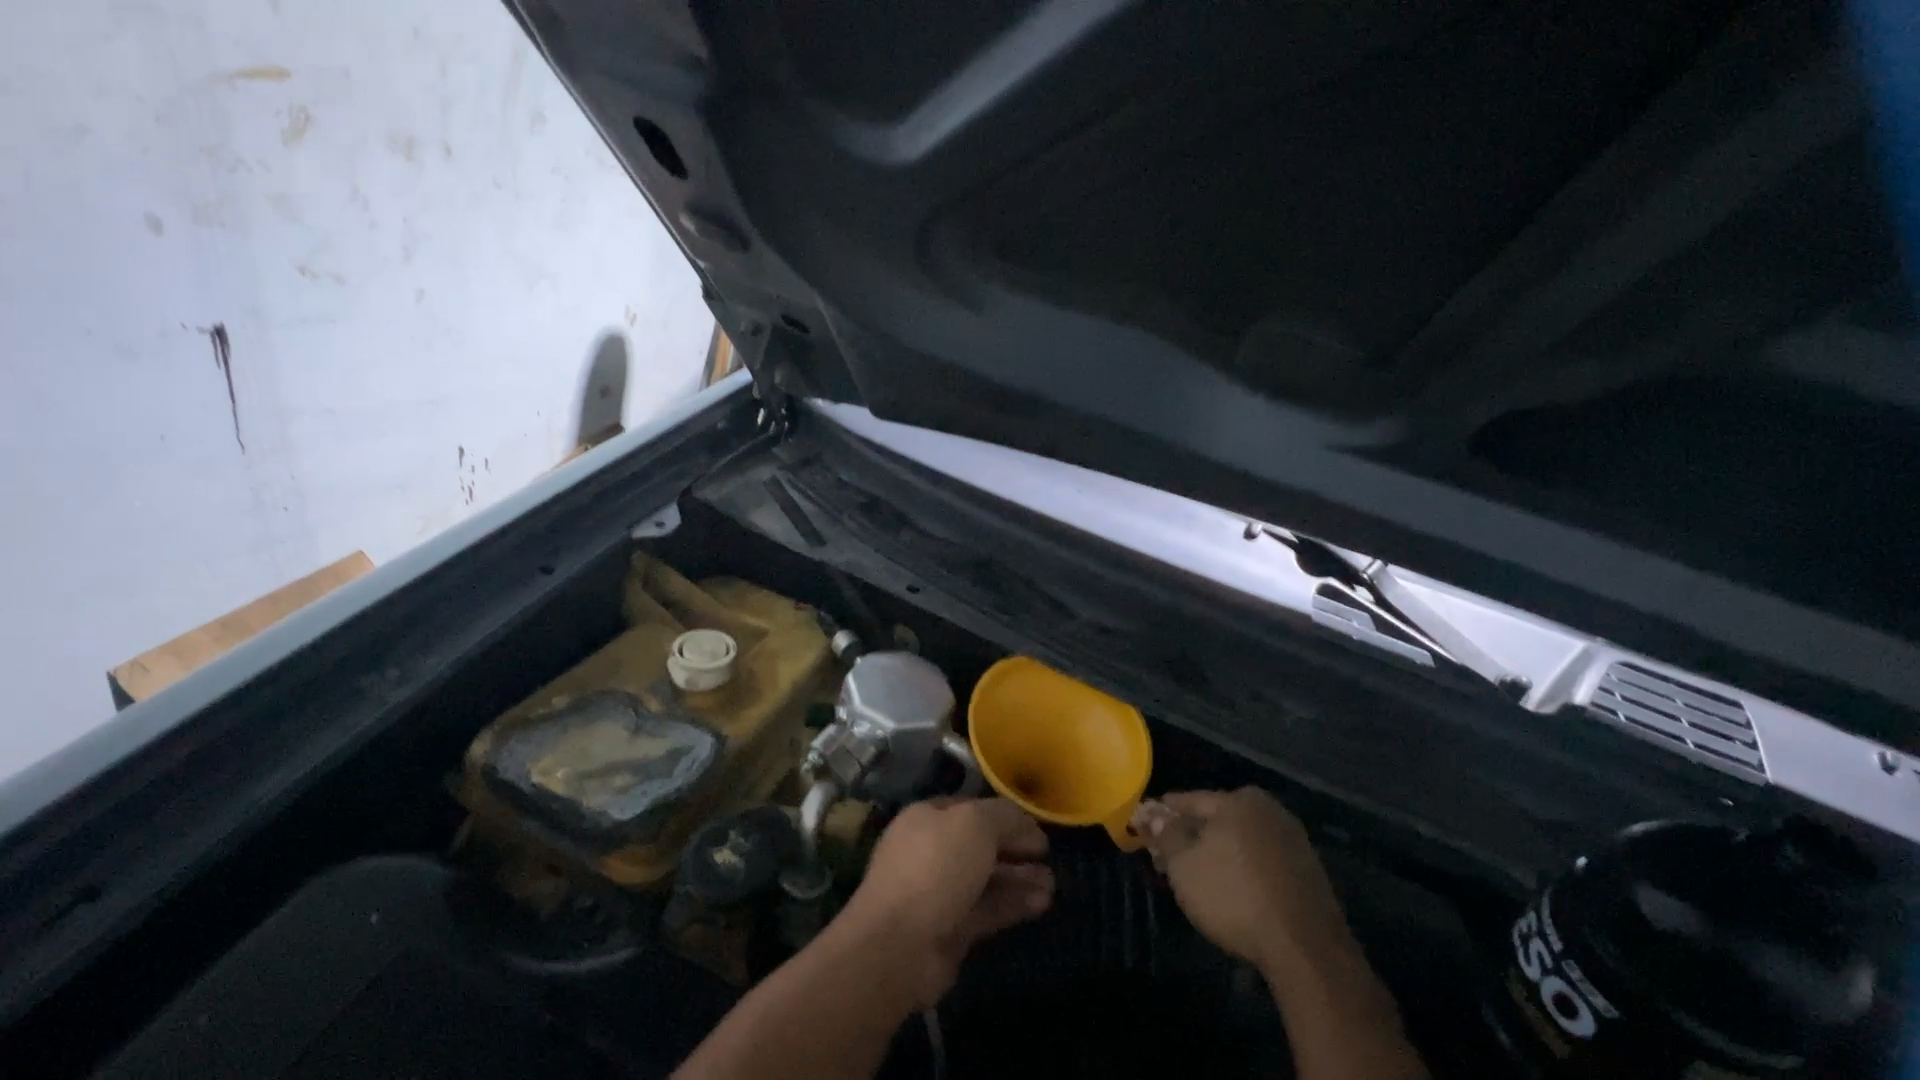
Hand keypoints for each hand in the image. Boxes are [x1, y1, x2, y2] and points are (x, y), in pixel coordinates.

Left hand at [834, 798, 1053, 1007]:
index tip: (1037, 827)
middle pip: (980, 846)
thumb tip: (1027, 825)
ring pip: (986, 880)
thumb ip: (1004, 816)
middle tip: (1049, 857)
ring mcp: (938, 892)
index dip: (1004, 816)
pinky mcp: (950, 929)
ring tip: (1053, 884)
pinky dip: (1014, 905)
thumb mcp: (974, 824)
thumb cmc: (935, 868)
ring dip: (1020, 879)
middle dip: (1016, 850)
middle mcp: (930, 852)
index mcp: (926, 818)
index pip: (970, 809)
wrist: (898, 944)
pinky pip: (987, 910)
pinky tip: (1042, 904)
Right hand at [1133, 787, 1348, 976]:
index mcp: (1239, 801)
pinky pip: (1261, 858)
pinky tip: (1229, 886)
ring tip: (1194, 875)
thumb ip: (1167, 835)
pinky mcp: (1306, 869)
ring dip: (1215, 852)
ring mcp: (1292, 839)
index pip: (1189, 800)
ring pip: (1239, 839)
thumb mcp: (1184, 866)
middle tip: (1165, 856)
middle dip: (1189, 835)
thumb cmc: (1234, 896)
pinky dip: (1240, 866)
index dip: (1162, 814)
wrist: (1303, 945)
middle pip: (1216, 819)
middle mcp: (1269, 810)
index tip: (1143, 824)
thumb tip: (1154, 813)